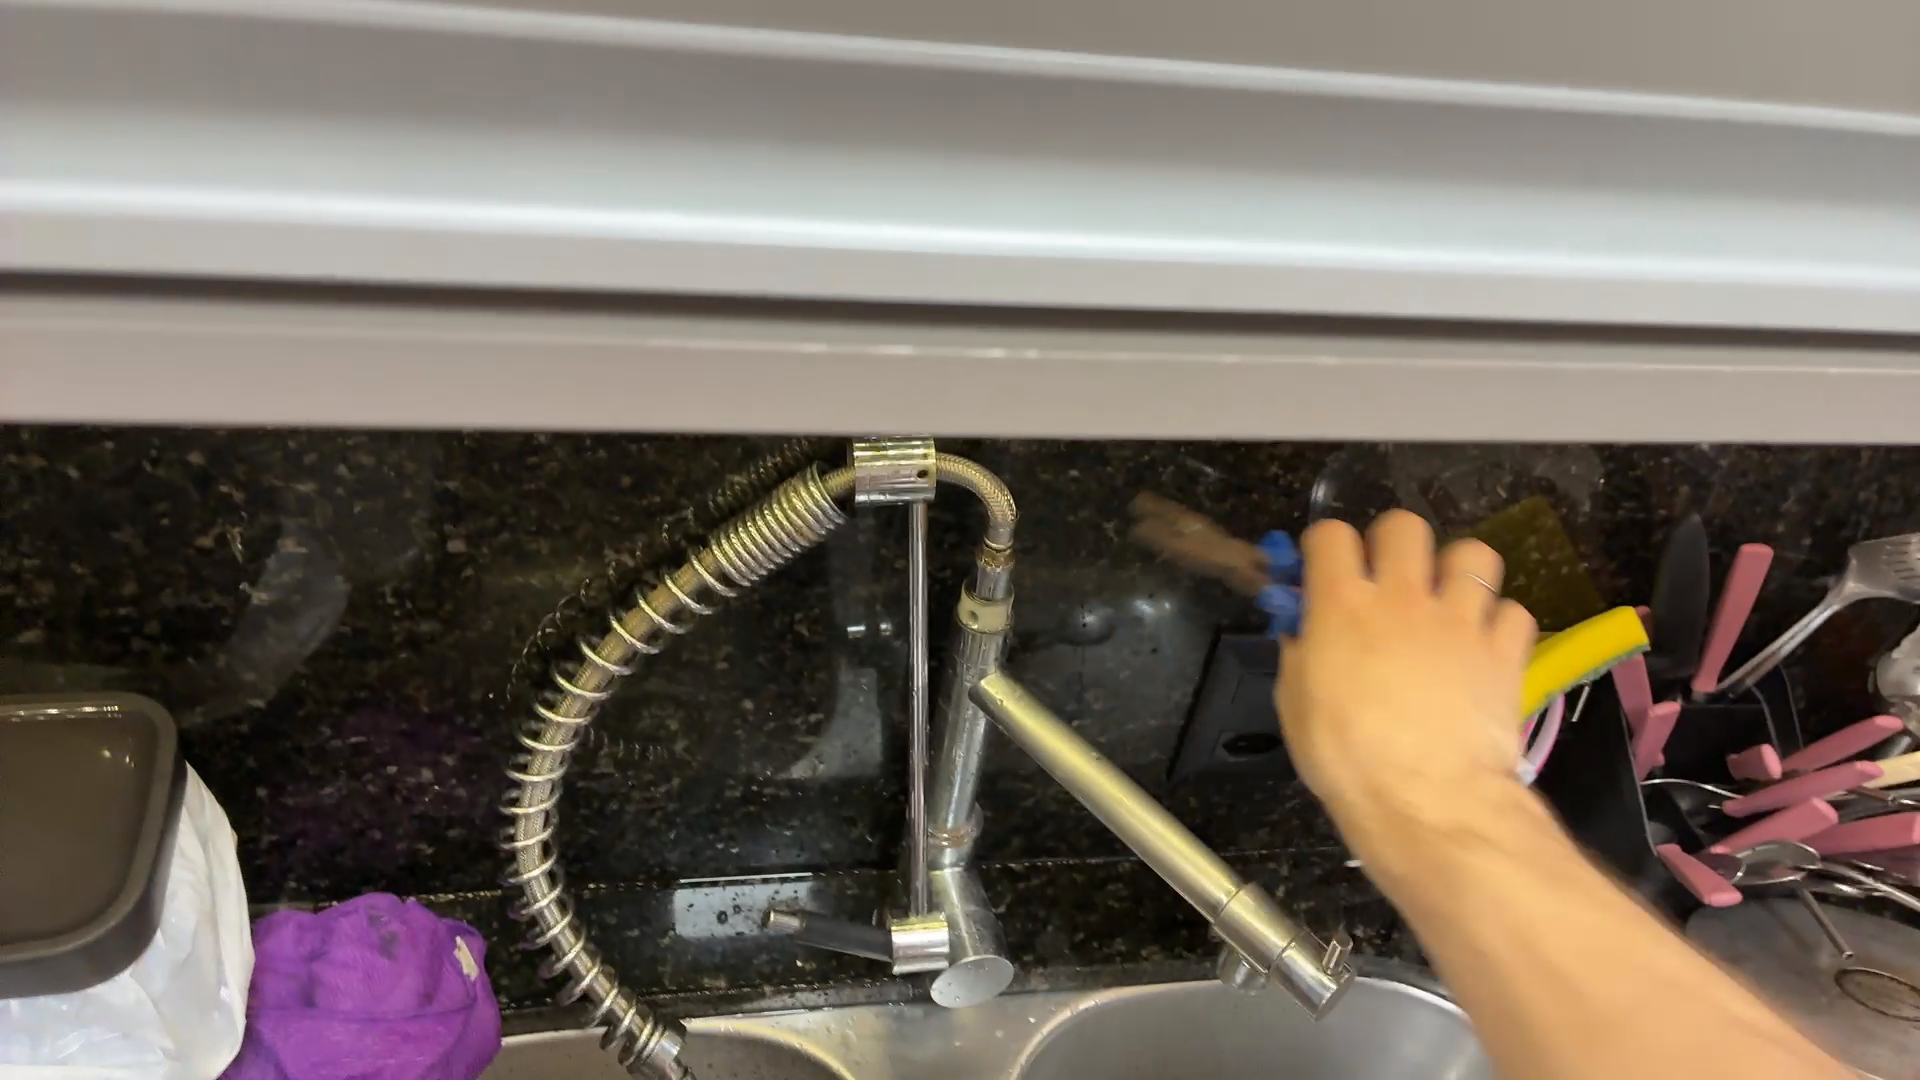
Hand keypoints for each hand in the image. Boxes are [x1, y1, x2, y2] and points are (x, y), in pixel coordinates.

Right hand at [1276, 511, 1538, 853]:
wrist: (1425, 798)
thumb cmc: (1341, 751)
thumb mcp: (1294, 698)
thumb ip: (1300, 650)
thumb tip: (1305, 630)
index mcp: (1340, 604)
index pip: (1331, 534)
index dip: (1324, 544)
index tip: (1322, 567)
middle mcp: (1402, 597)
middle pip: (1404, 526)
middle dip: (1391, 541)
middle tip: (1386, 576)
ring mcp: (1460, 621)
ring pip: (1473, 554)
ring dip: (1455, 571)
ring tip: (1444, 600)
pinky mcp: (1506, 652)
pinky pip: (1512, 612)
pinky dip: (1496, 622)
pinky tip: (1479, 645)